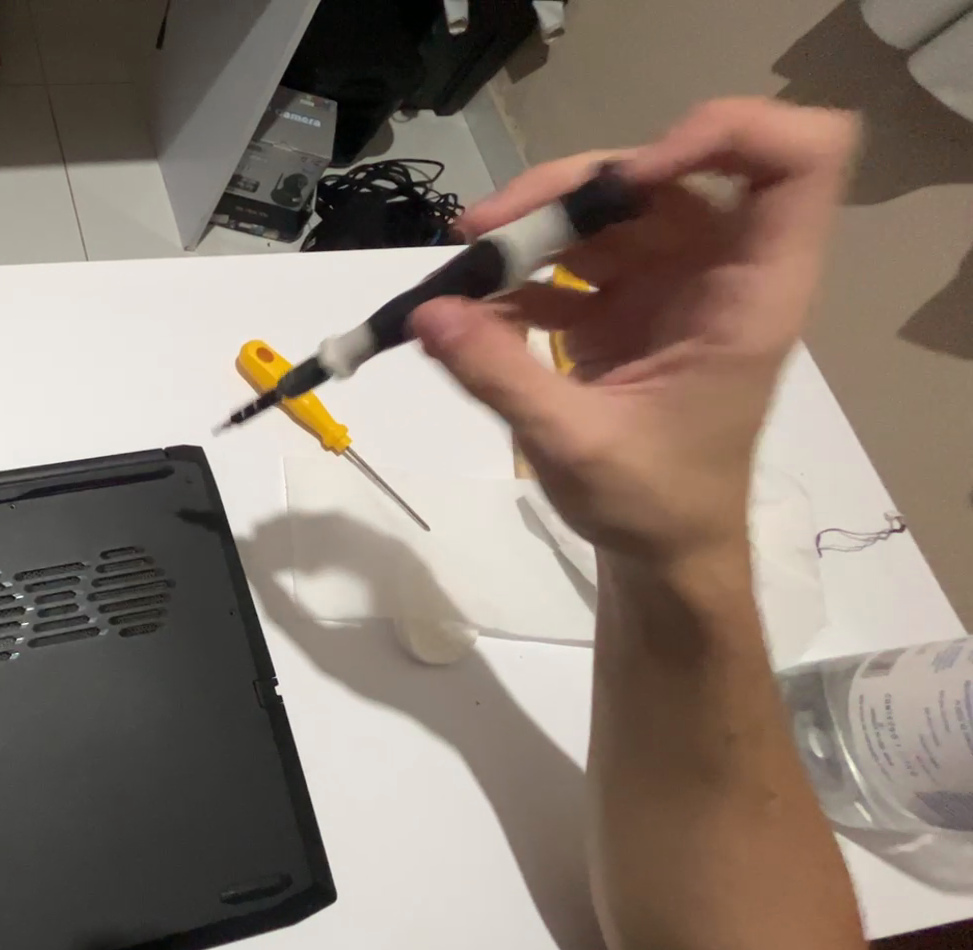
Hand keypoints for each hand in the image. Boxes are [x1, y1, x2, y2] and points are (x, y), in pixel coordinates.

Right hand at [410, 98, 855, 566]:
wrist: (660, 546)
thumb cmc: (649, 500)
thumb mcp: (571, 439)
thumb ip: (498, 374)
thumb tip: (424, 314)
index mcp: (748, 294)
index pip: (791, 163)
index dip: (715, 138)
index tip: (618, 179)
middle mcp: (714, 274)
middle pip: (659, 182)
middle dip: (566, 193)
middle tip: (479, 231)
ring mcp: (663, 292)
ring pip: (604, 221)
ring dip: (529, 234)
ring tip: (459, 266)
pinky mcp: (617, 316)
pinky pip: (564, 274)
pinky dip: (513, 284)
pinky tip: (466, 309)